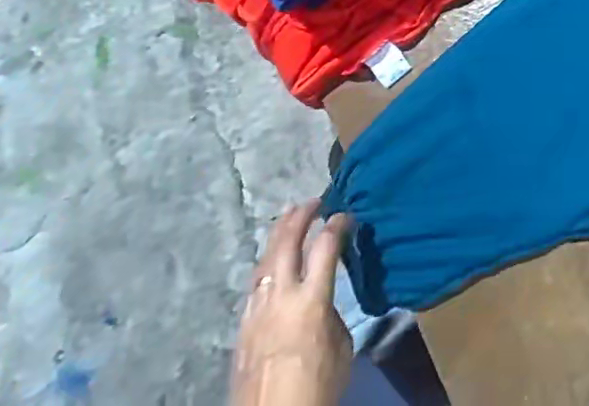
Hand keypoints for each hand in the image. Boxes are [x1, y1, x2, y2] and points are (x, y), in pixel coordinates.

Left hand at [230, 202, 352, 405]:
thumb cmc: (318, 387)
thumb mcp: (340, 345)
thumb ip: (331, 312)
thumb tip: (323, 298)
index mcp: (311, 300)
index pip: (325, 247)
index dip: (337, 225)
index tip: (346, 214)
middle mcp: (281, 298)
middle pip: (288, 245)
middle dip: (300, 218)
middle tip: (313, 201)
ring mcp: (257, 312)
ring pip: (265, 261)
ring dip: (278, 235)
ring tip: (288, 216)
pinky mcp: (242, 328)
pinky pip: (255, 285)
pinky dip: (266, 264)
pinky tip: (270, 259)